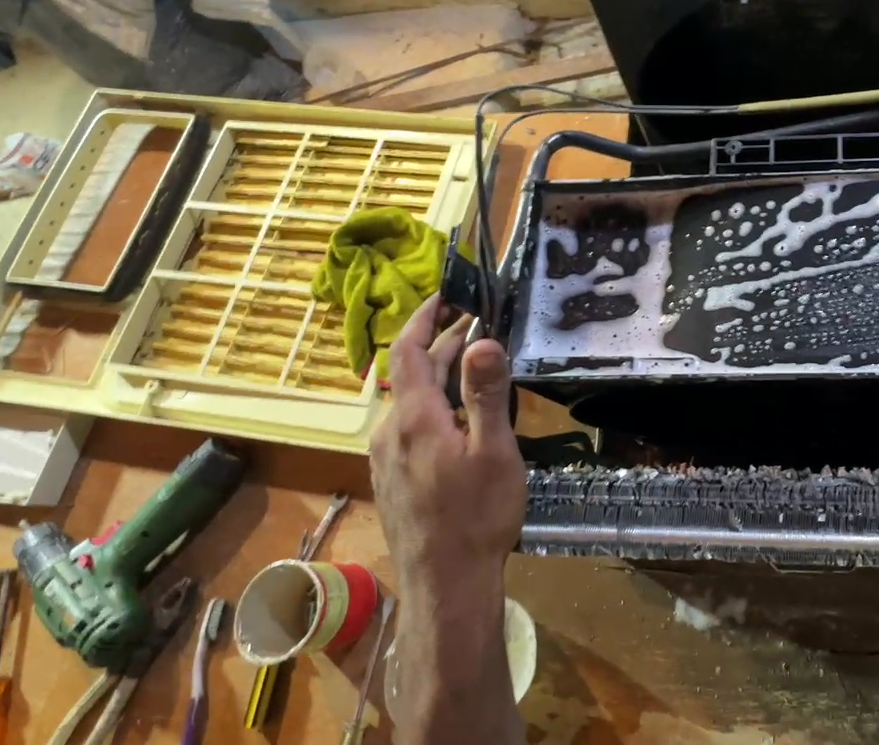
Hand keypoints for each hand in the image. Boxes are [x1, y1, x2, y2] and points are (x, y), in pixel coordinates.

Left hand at [370, 294, 524, 742]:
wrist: (444, 586)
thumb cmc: (476, 516)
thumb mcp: (493, 451)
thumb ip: (486, 393)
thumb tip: (483, 338)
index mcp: (414, 418)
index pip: (407, 350)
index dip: (423, 316)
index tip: (447, 293)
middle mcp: (390, 431)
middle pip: (411, 373)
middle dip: (443, 342)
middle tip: (480, 323)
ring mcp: (386, 457)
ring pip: (411, 400)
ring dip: (440, 373)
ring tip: (476, 363)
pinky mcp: (392, 477)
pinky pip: (410, 424)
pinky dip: (435, 402)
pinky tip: (461, 415)